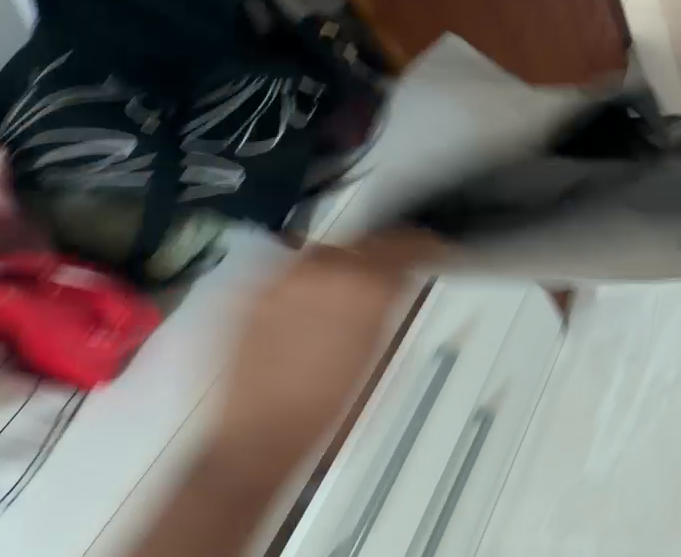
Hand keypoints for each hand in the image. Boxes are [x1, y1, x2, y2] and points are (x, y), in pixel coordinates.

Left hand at [208, 232, 441, 481]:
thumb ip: (391, 298)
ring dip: (343, 265)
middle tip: (393, 270)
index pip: (402, 243)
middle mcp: (320, 273)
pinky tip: (313, 306)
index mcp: (363, 284)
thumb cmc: (330, 403)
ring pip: (324, 255)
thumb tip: (400, 277)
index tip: (430, 249)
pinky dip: (307, 282)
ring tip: (350, 290)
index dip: (421, 244)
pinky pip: (289, 276)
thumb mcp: (381, 345)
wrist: (260, 438)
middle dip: (380, 253)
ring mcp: (280, 284)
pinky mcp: (251, 300)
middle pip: (361, 242)